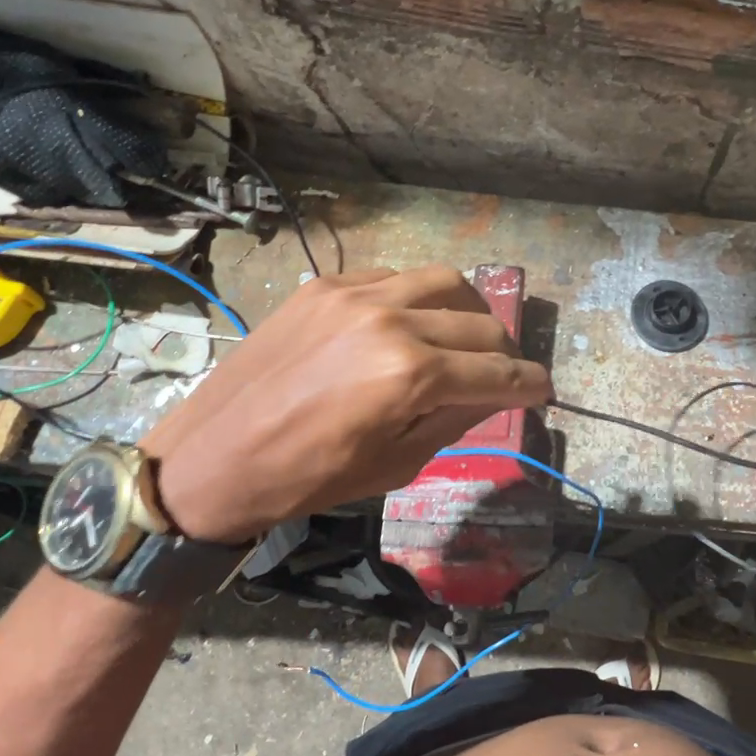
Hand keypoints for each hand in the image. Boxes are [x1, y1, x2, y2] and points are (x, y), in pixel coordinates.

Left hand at [138, 267, 552, 543]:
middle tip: (504, 373)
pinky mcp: (324, 286)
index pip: (497, 372)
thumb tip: (494, 393)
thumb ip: (455, 419)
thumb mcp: (397, 463)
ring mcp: (355, 295)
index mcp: (411, 376)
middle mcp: (391, 321)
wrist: (213, 459)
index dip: (529, 384)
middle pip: (480, 323)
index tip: (542, 390)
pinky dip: (417, 298)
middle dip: (505, 352)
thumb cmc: (309, 478)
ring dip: (469, 310)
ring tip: (466, 335)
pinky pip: (393, 277)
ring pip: (444, 281)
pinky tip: (410, 323)